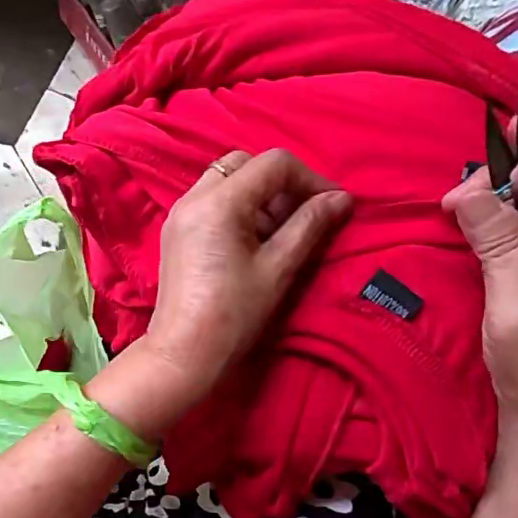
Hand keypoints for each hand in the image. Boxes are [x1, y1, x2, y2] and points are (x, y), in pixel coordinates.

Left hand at [140, 149, 352, 402]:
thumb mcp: (278, 268)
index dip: (310, 178)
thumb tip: (341, 199)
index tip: (332, 206)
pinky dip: (238, 208)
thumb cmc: (234, 315)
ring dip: (260, 196)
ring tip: (282, 233)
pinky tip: (255, 242)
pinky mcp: (176, 232)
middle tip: (304, 216)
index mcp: (218, 202)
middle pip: (245, 164)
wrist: (184, 353)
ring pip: (227, 181)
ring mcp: (180, 214)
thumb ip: (310, 226)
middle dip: (281, 182)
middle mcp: (193, 198)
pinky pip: (212, 201)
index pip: (273, 164)